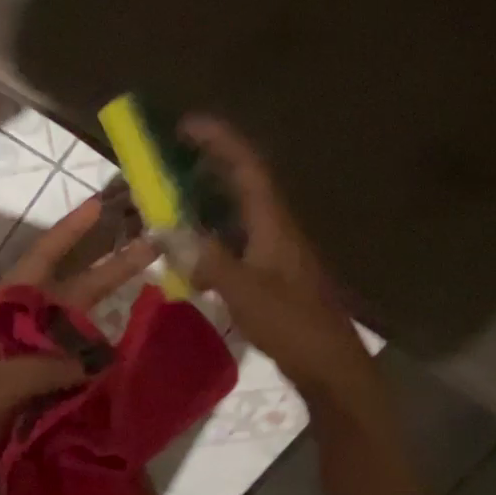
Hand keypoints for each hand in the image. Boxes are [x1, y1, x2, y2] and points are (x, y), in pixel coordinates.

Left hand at [0, 196, 158, 479]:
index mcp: (2, 308)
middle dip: (111, 268)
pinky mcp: (40, 382)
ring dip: (110, 315)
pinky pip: (77, 361)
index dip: (71, 231)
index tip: (100, 205)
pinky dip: (100, 357)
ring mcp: (31, 353)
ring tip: (151, 304)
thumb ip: (47, 366)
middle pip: (73, 289)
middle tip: (154, 244)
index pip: (42, 259)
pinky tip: (128, 356)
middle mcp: (21, 323)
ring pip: (79, 326)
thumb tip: (100, 358)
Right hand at [176, 116, 382, 410]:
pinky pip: (235, 240)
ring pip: (238, 212)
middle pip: (243, 182)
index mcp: (274, 223)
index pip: (247, 167)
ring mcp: (274, 252)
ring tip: (170, 195)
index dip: (220, 140)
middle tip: (169, 157)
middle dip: (209, 163)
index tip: (186, 125)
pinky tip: (189, 250)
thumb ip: (205, 260)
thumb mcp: (246, 292)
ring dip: (207, 198)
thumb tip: (163, 229)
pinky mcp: (270, 275)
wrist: (333, 370)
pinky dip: (210, 235)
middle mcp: (275, 229)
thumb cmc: (295, 326)